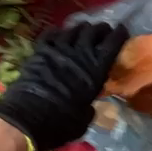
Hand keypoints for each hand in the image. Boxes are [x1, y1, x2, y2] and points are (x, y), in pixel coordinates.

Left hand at [0, 22, 128, 150]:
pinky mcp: (40, 50)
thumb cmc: (62, 122)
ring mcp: (59, 49)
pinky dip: (56, 32)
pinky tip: (58, 34)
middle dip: (100, 28)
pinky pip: (50, 34)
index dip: (119, 34)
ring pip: (73, 29)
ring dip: (79, 28)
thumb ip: (89, 107)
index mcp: (96, 69)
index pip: (114, 43)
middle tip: (102, 30)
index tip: (122, 30)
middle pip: (94, 31)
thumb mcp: (85, 118)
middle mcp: (80, 54)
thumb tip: (87, 106)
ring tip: (81, 30)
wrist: (30, 116)